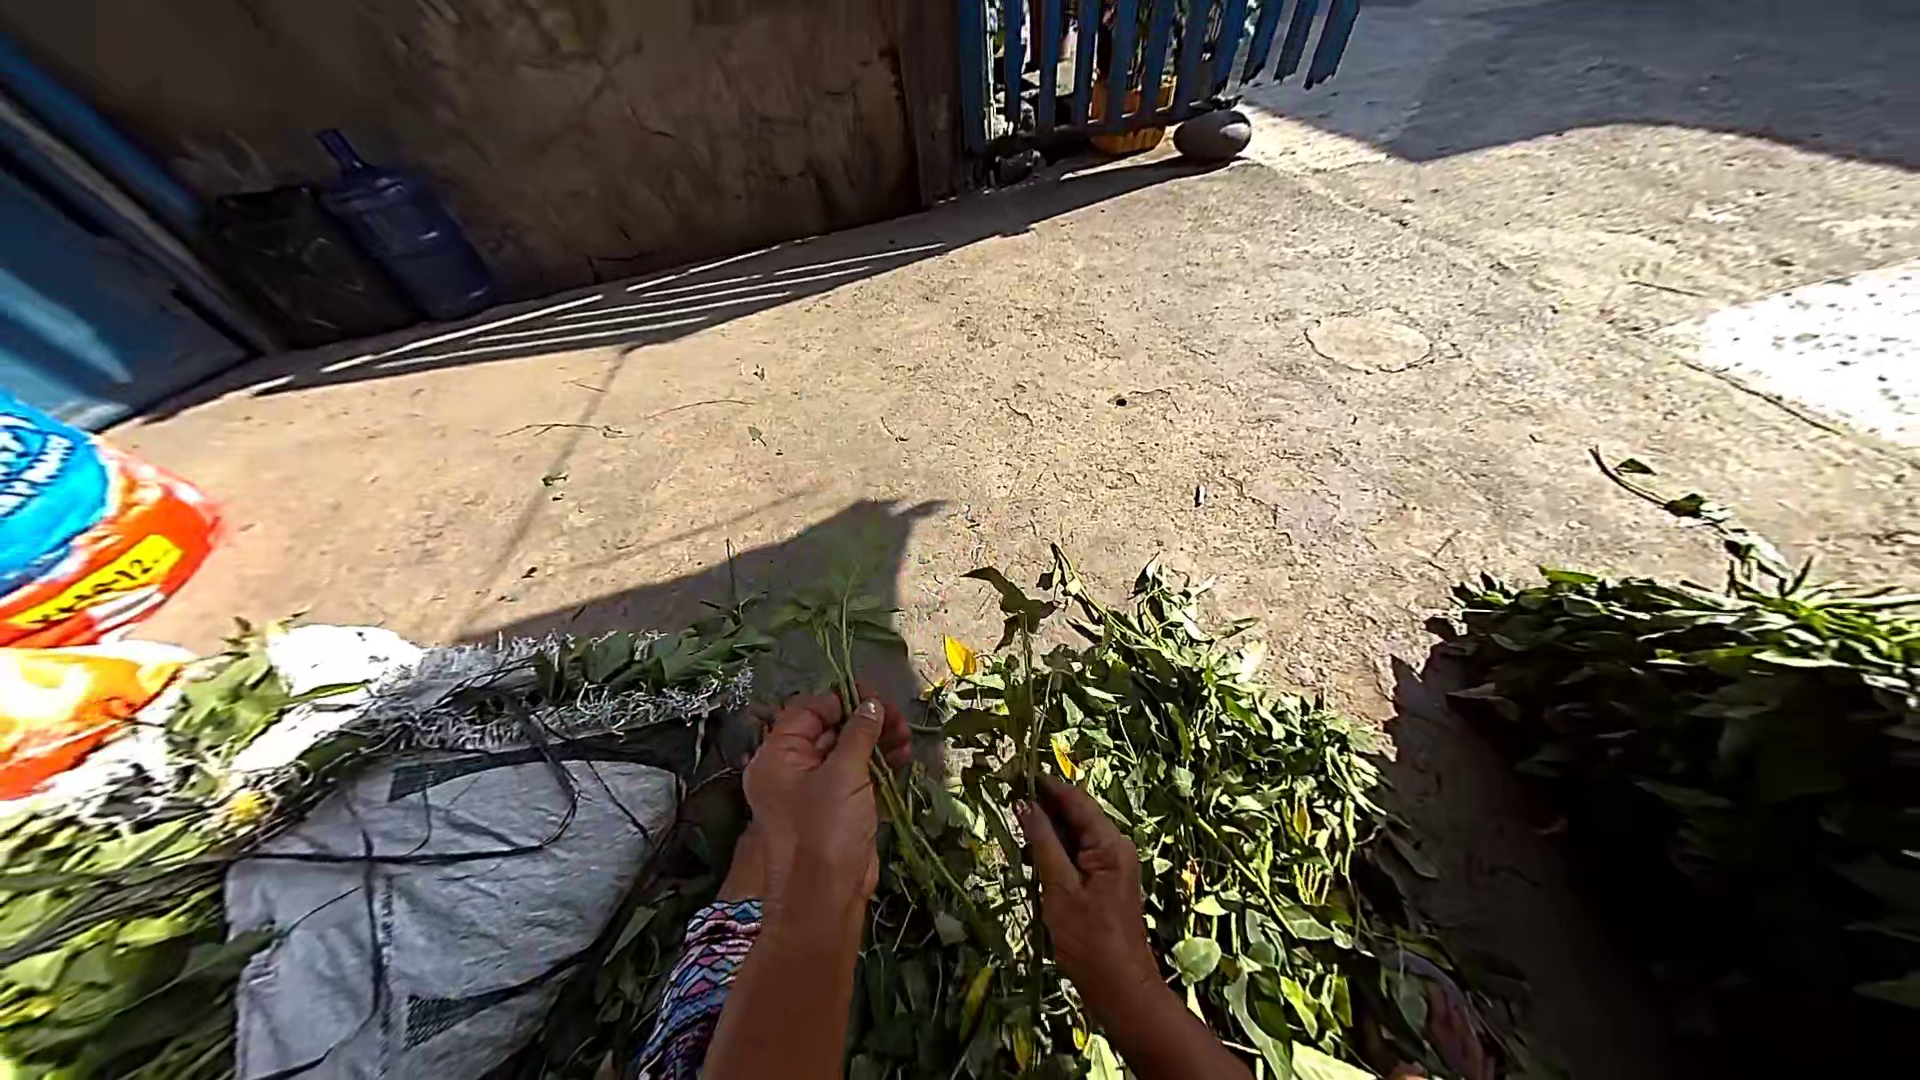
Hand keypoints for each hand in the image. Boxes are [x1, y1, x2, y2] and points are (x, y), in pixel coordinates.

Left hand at [740, 687, 909, 908]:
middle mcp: (793, 769)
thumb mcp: (843, 774)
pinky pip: (858, 774)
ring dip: (878, 741)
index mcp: (778, 756)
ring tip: (905, 738)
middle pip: (831, 729)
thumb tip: (872, 704)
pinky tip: (903, 756)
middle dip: (867, 721)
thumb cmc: (825, 832)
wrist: (825, 903)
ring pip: (848, 751)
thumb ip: (859, 732)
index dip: (842, 700)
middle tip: (898, 719)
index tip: (876, 697)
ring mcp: (816, 790)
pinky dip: (879, 763)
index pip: (809, 711)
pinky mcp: (837, 808)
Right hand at [1021, 777, 1251, 1079]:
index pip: (1075, 799)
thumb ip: (1043, 842)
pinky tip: (1033, 852)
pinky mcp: (1106, 879)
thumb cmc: (1089, 941)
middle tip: (1008, 796)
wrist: (1122, 991)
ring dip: (1048, 827)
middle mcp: (1116, 845)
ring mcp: (1113, 862)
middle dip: (1044, 804)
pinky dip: (1056, 848)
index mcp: (1110, 843)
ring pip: (1075, 832)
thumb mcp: (1059, 888)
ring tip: (1014, 821)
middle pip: (1076, 812)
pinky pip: (1078, 851)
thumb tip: (1024, 804)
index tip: (1015, 773)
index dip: (1045, 784)